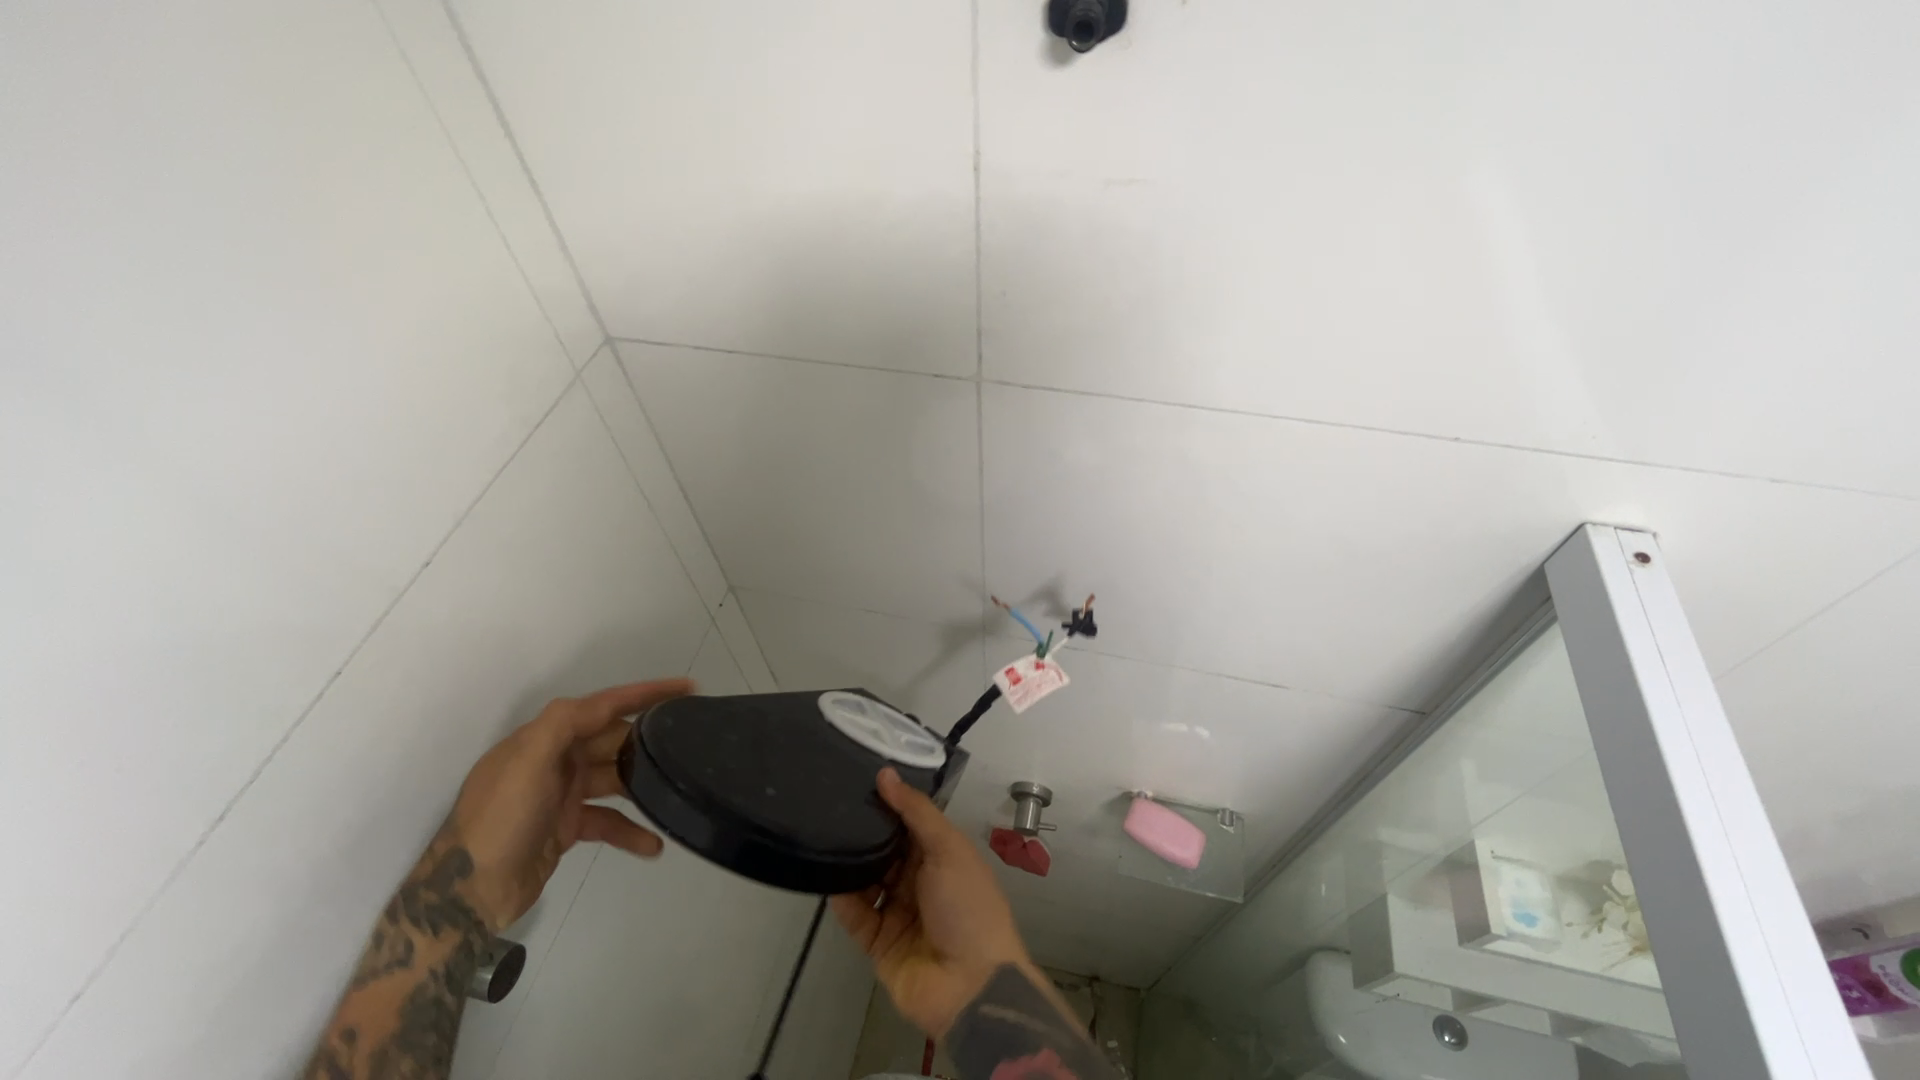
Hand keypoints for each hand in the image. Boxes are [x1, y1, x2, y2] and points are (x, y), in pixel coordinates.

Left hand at [439, 678, 692, 932]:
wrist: (470, 893)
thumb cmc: (500, 820)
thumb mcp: (527, 762)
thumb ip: (562, 725)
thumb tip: (604, 703)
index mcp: (545, 739)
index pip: (602, 706)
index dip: (643, 694)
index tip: (685, 687)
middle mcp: (555, 761)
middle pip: (613, 740)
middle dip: (648, 741)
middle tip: (690, 744)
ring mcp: (561, 795)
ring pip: (615, 780)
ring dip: (643, 787)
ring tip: (678, 792)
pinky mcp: (567, 828)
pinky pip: (608, 820)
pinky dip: (630, 830)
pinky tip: (654, 844)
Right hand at [832, 768, 1033, 1037]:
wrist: (970, 986)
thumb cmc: (968, 907)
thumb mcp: (949, 849)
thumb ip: (915, 812)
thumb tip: (886, 774)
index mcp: (945, 858)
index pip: (912, 824)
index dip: (890, 804)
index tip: (859, 780)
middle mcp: (922, 883)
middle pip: (887, 851)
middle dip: (865, 832)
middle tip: (832, 804)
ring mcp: (900, 914)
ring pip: (867, 881)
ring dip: (850, 863)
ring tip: (821, 834)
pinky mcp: (879, 943)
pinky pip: (855, 915)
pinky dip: (841, 898)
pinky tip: (825, 874)